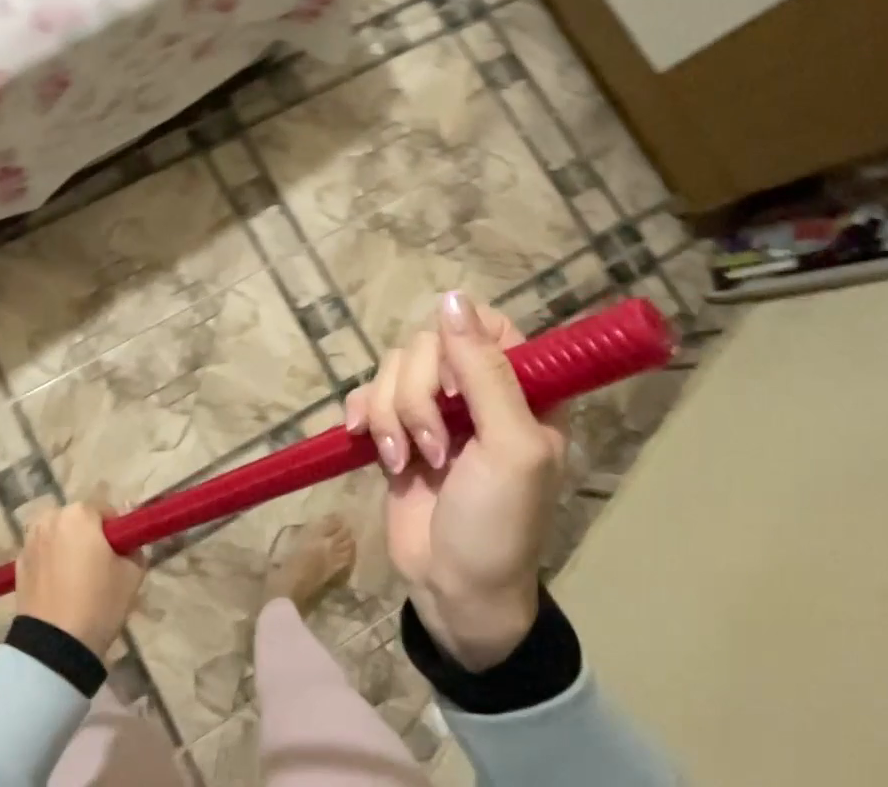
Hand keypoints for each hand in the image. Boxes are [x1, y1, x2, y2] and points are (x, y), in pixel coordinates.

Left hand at [15, 501, 145, 658]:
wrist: (55, 644)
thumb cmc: (99, 602)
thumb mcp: (133, 575)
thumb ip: (133, 550)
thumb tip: (126, 547)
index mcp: (79, 514)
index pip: (105, 512)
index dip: (116, 533)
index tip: (120, 556)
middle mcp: (50, 518)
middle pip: (78, 521)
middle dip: (90, 537)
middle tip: (101, 569)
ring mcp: (30, 541)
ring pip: (58, 537)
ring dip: (68, 548)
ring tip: (78, 581)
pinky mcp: (18, 564)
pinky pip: (43, 555)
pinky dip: (51, 564)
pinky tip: (60, 590)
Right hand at [346, 292, 566, 669]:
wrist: (454, 589)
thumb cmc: (498, 524)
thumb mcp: (510, 448)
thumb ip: (486, 372)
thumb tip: (451, 298)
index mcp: (523, 389)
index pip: (483, 324)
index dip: (457, 348)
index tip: (458, 392)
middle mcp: (478, 391)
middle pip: (426, 344)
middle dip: (417, 396)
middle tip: (434, 446)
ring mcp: (434, 412)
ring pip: (392, 370)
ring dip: (390, 415)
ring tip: (406, 460)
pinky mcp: (395, 431)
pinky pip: (368, 395)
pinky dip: (364, 417)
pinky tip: (370, 447)